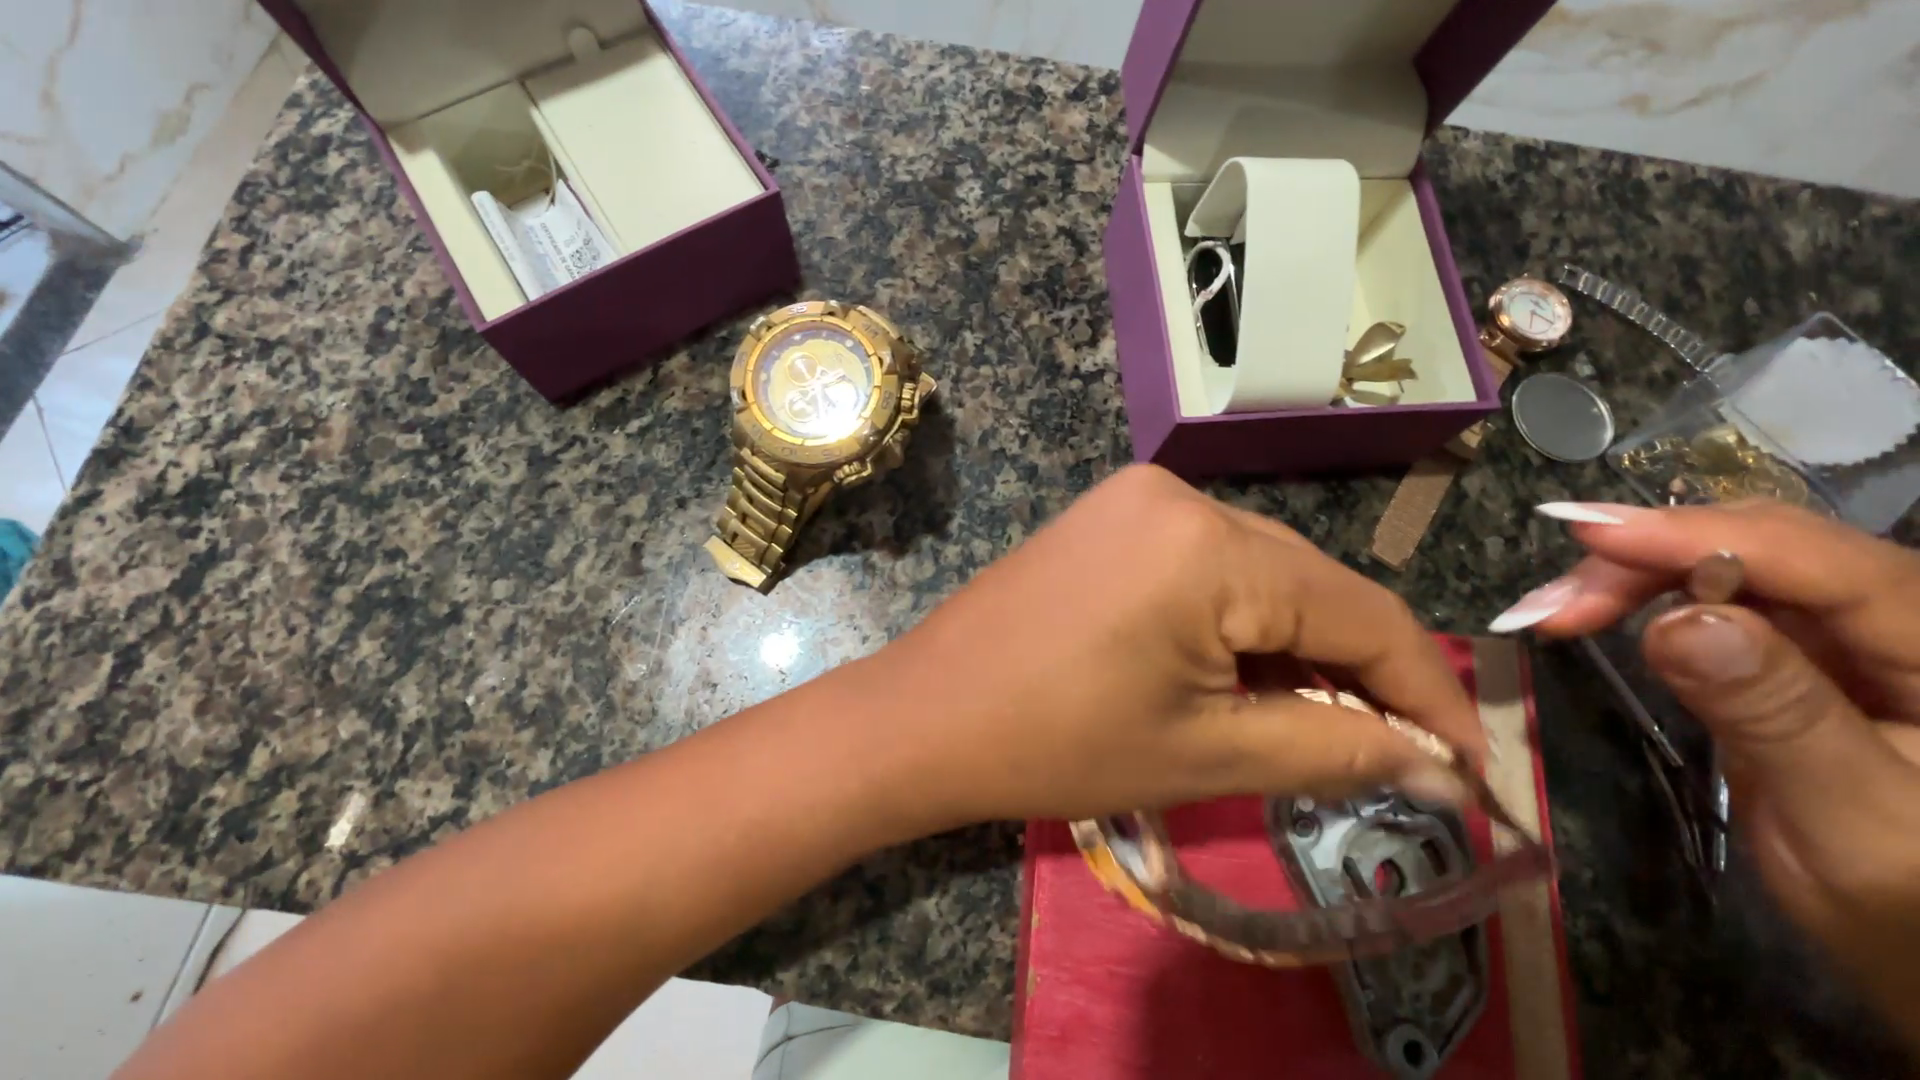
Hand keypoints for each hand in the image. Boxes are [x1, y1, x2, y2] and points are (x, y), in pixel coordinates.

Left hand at [857, 465, 1486, 832]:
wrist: (922, 718)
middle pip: (1314, 585)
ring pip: (1263, 574)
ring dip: (1301, 647)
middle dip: (1362, 670)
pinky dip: (1242, 622)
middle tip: (1401, 754)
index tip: (1469, 764)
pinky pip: (1209, 566)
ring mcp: (1140, 499)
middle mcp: (1184, 496)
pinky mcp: (1112, 518)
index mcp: (1213, 546)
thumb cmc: (1055, 745)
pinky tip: (1249, 676)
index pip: (1364, 612)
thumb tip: (1443, 765)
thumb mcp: (1206, 756)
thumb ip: (1335, 749)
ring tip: (1325, 725)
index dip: (1428, 690)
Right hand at [1511, 499, 1919, 1037]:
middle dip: (1645, 558)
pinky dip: (1642, 600)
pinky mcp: (1802, 656)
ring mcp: (1851, 637)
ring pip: (1732, 566)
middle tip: (1548, 603)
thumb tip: (1677, 622)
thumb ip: (1775, 715)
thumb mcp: (1852, 822)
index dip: (1700, 536)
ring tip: (1550, 610)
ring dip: (1631, 577)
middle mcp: (1904, 623)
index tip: (1587, 532)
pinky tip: (1590, 610)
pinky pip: (1717, 602)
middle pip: (1767, 548)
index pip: (1821, 563)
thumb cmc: (1913, 909)